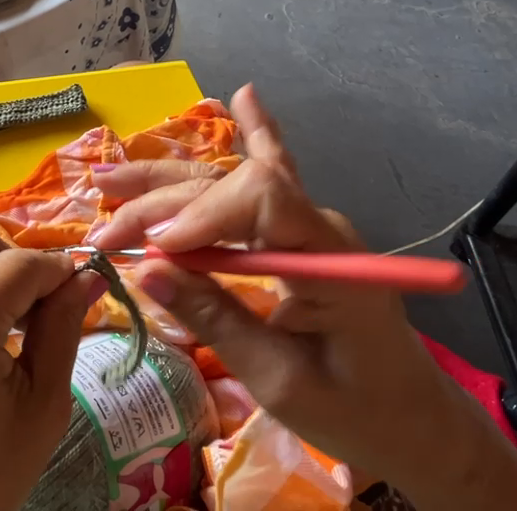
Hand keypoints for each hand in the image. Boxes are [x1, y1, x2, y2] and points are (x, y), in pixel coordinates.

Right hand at [90, 85, 516, 509]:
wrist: (413, 420)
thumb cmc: (356, 411)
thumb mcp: (279, 380)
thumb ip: (215, 320)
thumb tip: (145, 269)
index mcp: (326, 259)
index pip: (260, 198)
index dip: (199, 214)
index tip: (154, 249)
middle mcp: (314, 223)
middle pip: (225, 189)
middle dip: (158, 211)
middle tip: (103, 239)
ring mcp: (305, 222)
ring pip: (227, 181)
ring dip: (166, 181)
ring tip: (107, 179)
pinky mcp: (295, 230)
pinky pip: (268, 174)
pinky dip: (253, 133)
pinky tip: (245, 97)